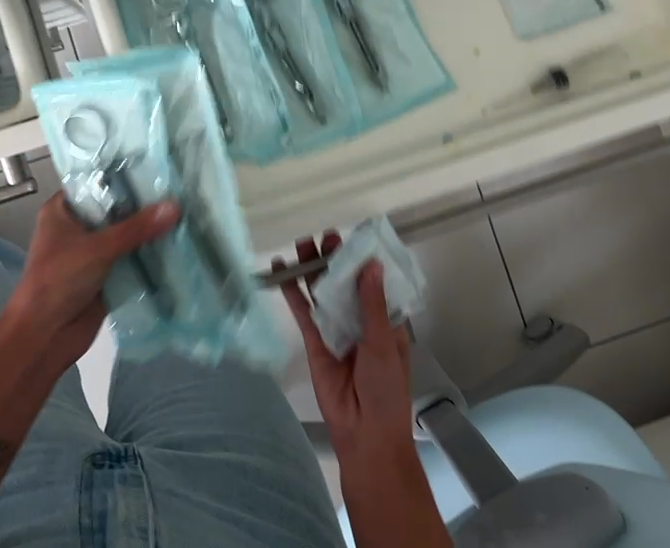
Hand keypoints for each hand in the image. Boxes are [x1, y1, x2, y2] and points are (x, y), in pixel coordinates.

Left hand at [7, 193, 178, 372]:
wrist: (46, 335)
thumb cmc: (58, 280)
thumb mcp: (98, 247)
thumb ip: (136, 228)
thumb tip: (175, 206)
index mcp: (62, 211)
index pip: (96, 183)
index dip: (124, 176)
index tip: (158, 169)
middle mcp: (78, 227)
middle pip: (115, 210)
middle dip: (144, 206)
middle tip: (180, 189)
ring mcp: (93, 253)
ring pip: (126, 236)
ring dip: (150, 232)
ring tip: (186, 212)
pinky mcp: (107, 275)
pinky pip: (132, 260)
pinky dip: (150, 256)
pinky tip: (179, 244)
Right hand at [275, 233, 415, 465]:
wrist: (365, 434)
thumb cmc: (386, 390)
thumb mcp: (384, 344)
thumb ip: (372, 305)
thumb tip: (370, 265)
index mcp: (386, 321)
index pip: (375, 284)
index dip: (364, 260)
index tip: (356, 236)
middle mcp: (360, 320)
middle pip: (345, 283)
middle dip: (335, 259)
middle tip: (326, 235)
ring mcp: (335, 329)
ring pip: (322, 292)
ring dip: (313, 269)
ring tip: (303, 242)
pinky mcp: (314, 341)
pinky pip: (303, 311)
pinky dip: (292, 292)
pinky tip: (282, 271)